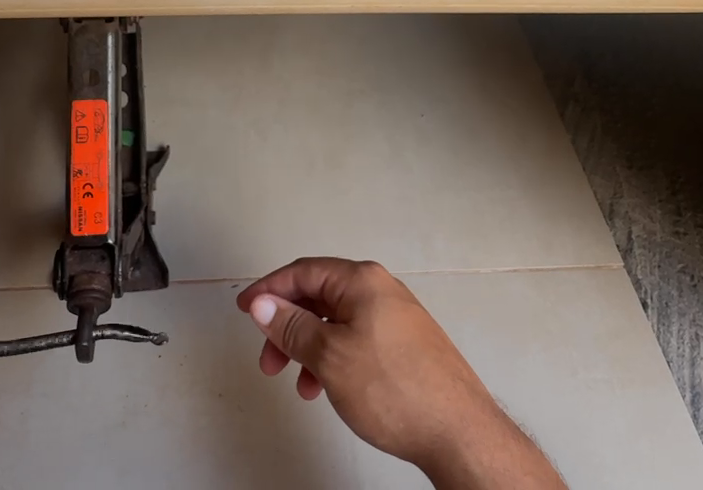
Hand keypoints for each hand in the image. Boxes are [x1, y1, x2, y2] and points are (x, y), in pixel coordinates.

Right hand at [236, 258, 564, 489]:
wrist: (457, 431)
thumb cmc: (394, 388)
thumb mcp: (329, 355)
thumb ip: (292, 326)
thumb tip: (264, 303)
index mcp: (362, 280)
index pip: (303, 271)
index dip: (269, 290)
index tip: (246, 310)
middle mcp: (380, 289)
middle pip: (318, 295)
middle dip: (288, 326)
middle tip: (268, 360)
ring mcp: (395, 315)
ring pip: (335, 321)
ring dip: (309, 347)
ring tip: (299, 384)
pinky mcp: (404, 343)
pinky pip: (355, 338)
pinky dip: (333, 357)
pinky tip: (328, 387)